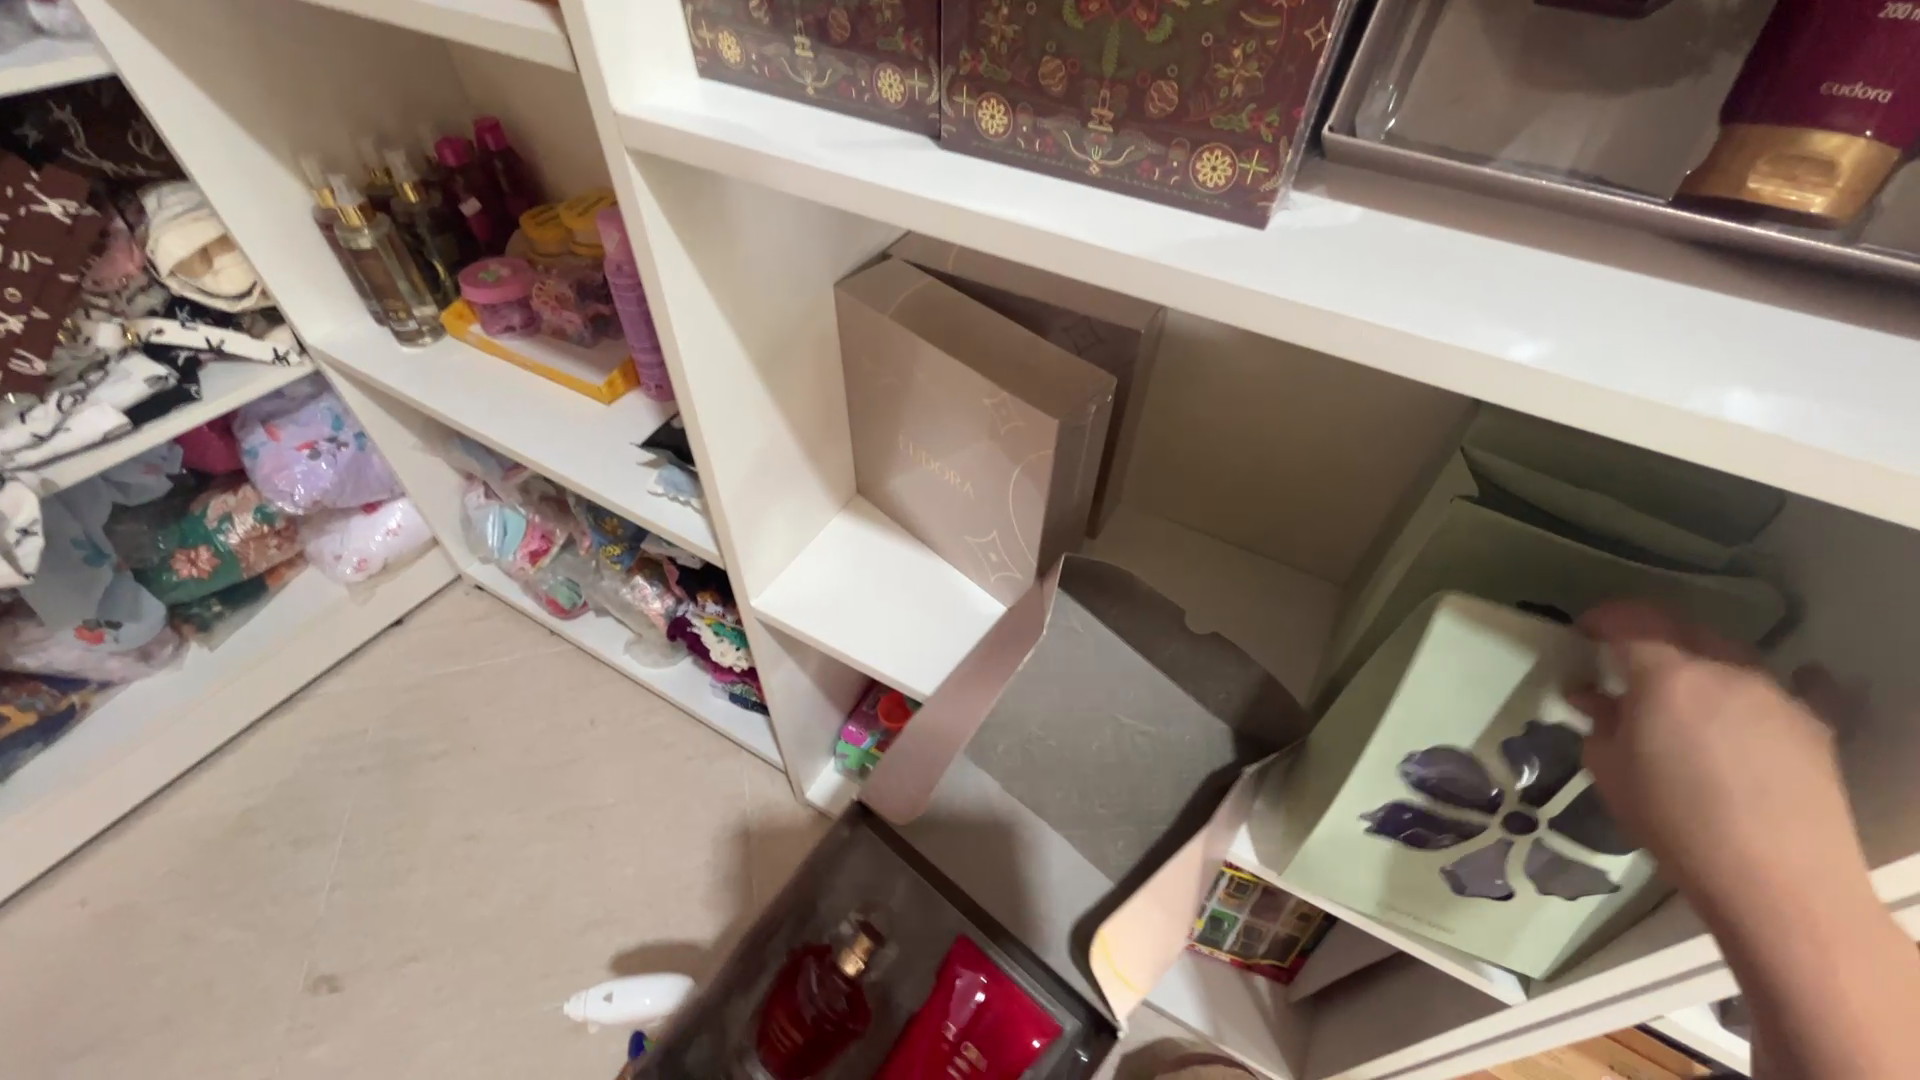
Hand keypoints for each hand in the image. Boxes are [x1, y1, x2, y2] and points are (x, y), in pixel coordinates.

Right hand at [1569, 601, 1867, 919]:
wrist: (1776, 877)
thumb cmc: (1671, 818)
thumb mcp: (1609, 767)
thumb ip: (1600, 720)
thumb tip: (1594, 696)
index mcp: (1666, 676)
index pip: (1629, 622)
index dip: (1601, 619)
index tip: (1582, 632)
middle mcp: (1724, 671)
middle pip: (1681, 629)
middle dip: (1646, 634)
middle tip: (1621, 658)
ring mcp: (1776, 694)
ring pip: (1729, 654)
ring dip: (1695, 659)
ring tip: (1677, 690)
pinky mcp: (1812, 723)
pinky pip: (1785, 685)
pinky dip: (1753, 685)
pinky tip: (1747, 699)